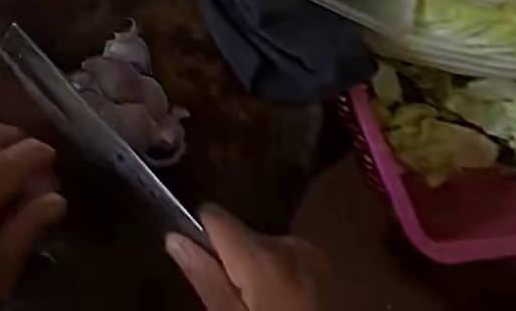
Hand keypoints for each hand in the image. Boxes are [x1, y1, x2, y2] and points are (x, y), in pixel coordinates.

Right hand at [165, 207, 326, 310]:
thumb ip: (207, 282)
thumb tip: (173, 237)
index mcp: (261, 255)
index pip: (212, 213)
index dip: (202, 237)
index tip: (206, 268)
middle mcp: (292, 245)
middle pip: (244, 235)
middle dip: (237, 262)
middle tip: (245, 305)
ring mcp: (322, 262)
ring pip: (271, 252)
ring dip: (265, 274)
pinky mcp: (342, 280)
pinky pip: (298, 267)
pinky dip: (290, 284)